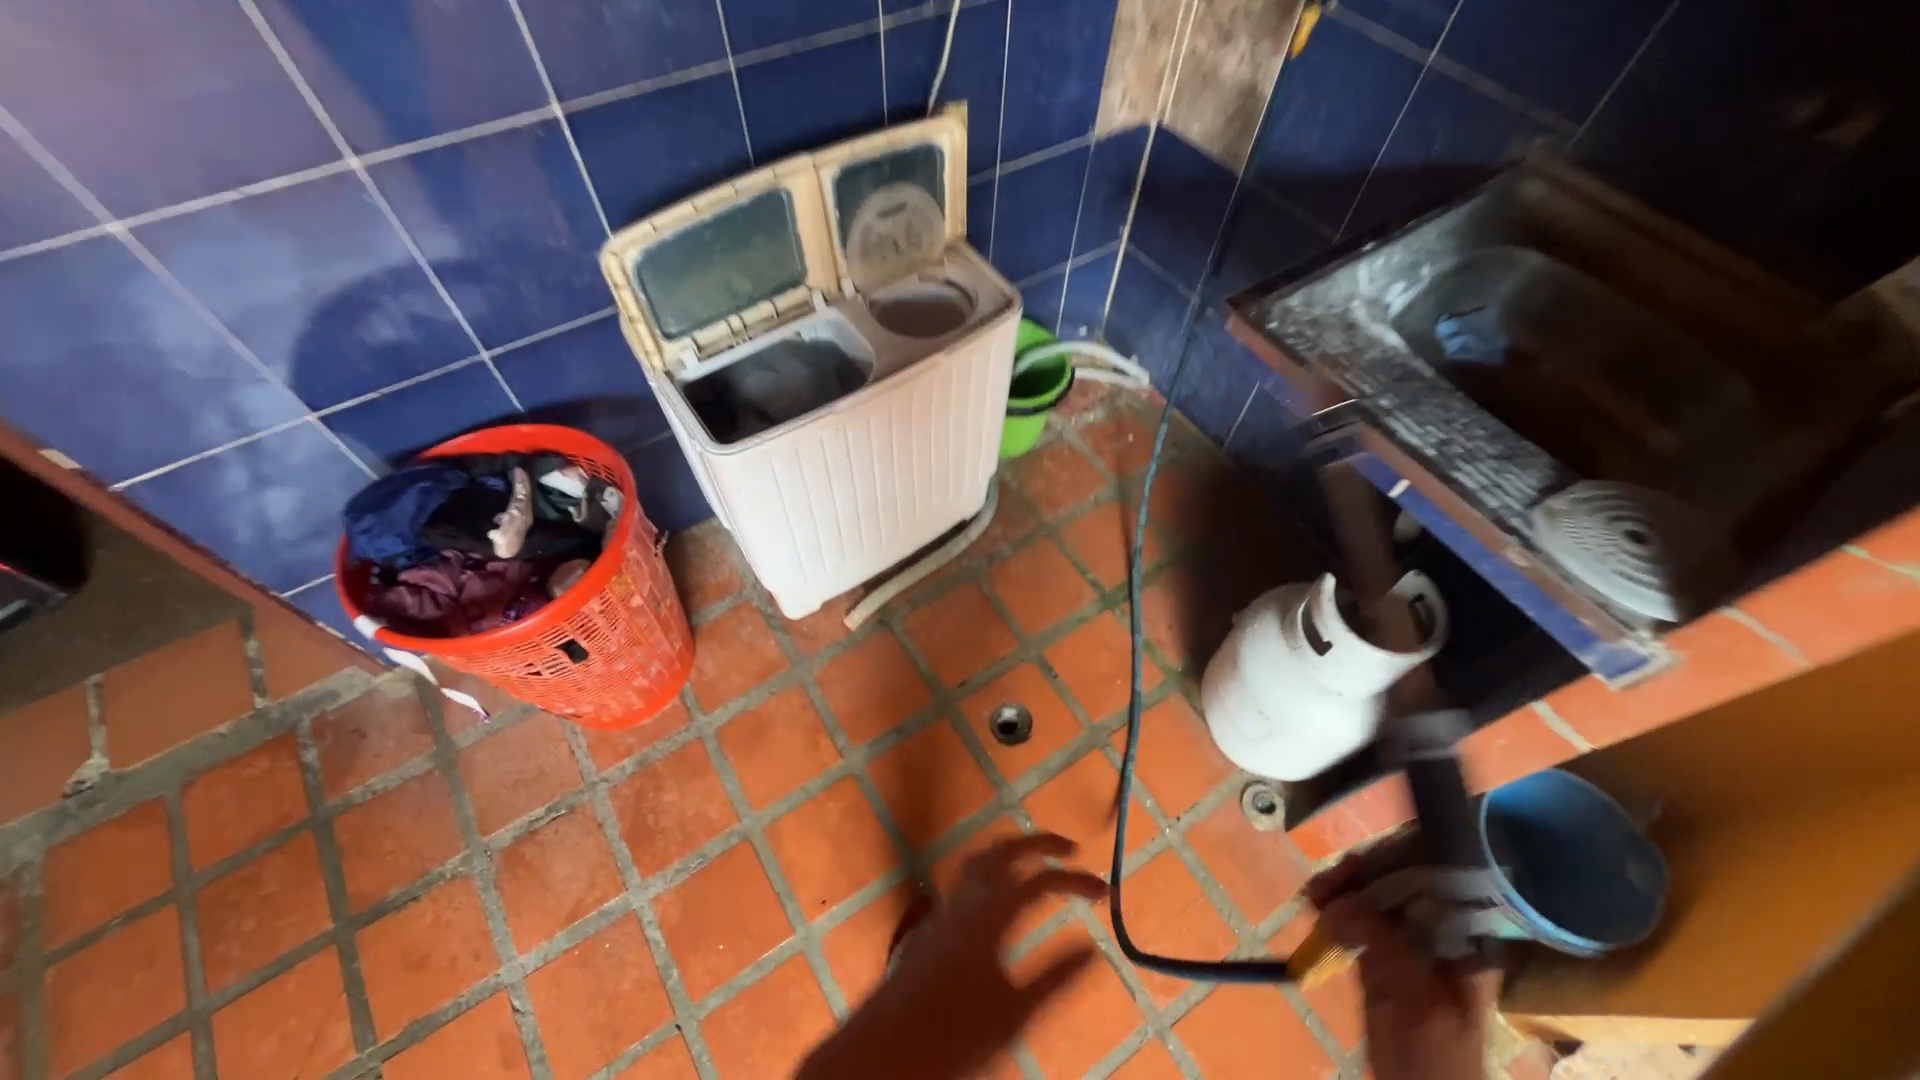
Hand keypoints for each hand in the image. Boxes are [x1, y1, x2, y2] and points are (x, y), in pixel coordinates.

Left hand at [797, 833, 1108, 1079]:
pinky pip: (962, 882)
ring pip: (977, 861)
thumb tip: (1094, 947)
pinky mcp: (928, 928)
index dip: (1076, 879)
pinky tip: (996, 901)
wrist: (884, 1050)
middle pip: (1002, 849)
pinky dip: (988, 874)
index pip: (1041, 880)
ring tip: (1034, 862)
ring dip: (1009, 852)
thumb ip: (1055, 977)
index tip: (1105, 891)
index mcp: (989, 916)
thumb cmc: (953, 1037)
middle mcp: (963, 902)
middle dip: (1039, 842)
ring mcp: (941, 911)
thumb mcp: (1015, 1014)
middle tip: (1069, 847)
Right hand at [1307, 851, 1498, 1079]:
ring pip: (1374, 894)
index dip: (1400, 860)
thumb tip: (1344, 904)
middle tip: (1328, 882)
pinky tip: (1315, 904)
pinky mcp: (1379, 953)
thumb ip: (1387, 949)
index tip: (1362, 862)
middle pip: (1402, 881)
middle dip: (1363, 873)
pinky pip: (1355, 916)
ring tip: (1315, 894)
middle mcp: (1442, 932)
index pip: (1439, 880)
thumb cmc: (1436, 1061)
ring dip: (1343, 886)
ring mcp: (1408, 942)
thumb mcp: (1418, 1004)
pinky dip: (1333, 906)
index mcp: (1469, 942)